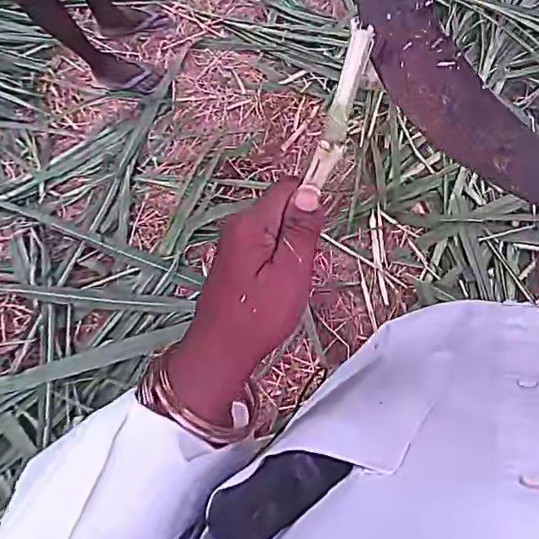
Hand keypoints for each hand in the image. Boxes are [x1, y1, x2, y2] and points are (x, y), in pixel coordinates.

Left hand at [163, 179, 327, 423]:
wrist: (220, 351)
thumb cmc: (258, 316)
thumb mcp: (290, 272)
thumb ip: (301, 229)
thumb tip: (311, 191)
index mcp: (250, 223)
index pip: (288, 187)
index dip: (310, 201)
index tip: (317, 233)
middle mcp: (237, 223)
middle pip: (282, 205)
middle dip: (301, 228)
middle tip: (302, 265)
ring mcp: (233, 240)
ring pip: (275, 225)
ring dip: (291, 245)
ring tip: (289, 278)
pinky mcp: (233, 255)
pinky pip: (265, 241)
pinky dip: (278, 256)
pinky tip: (277, 283)